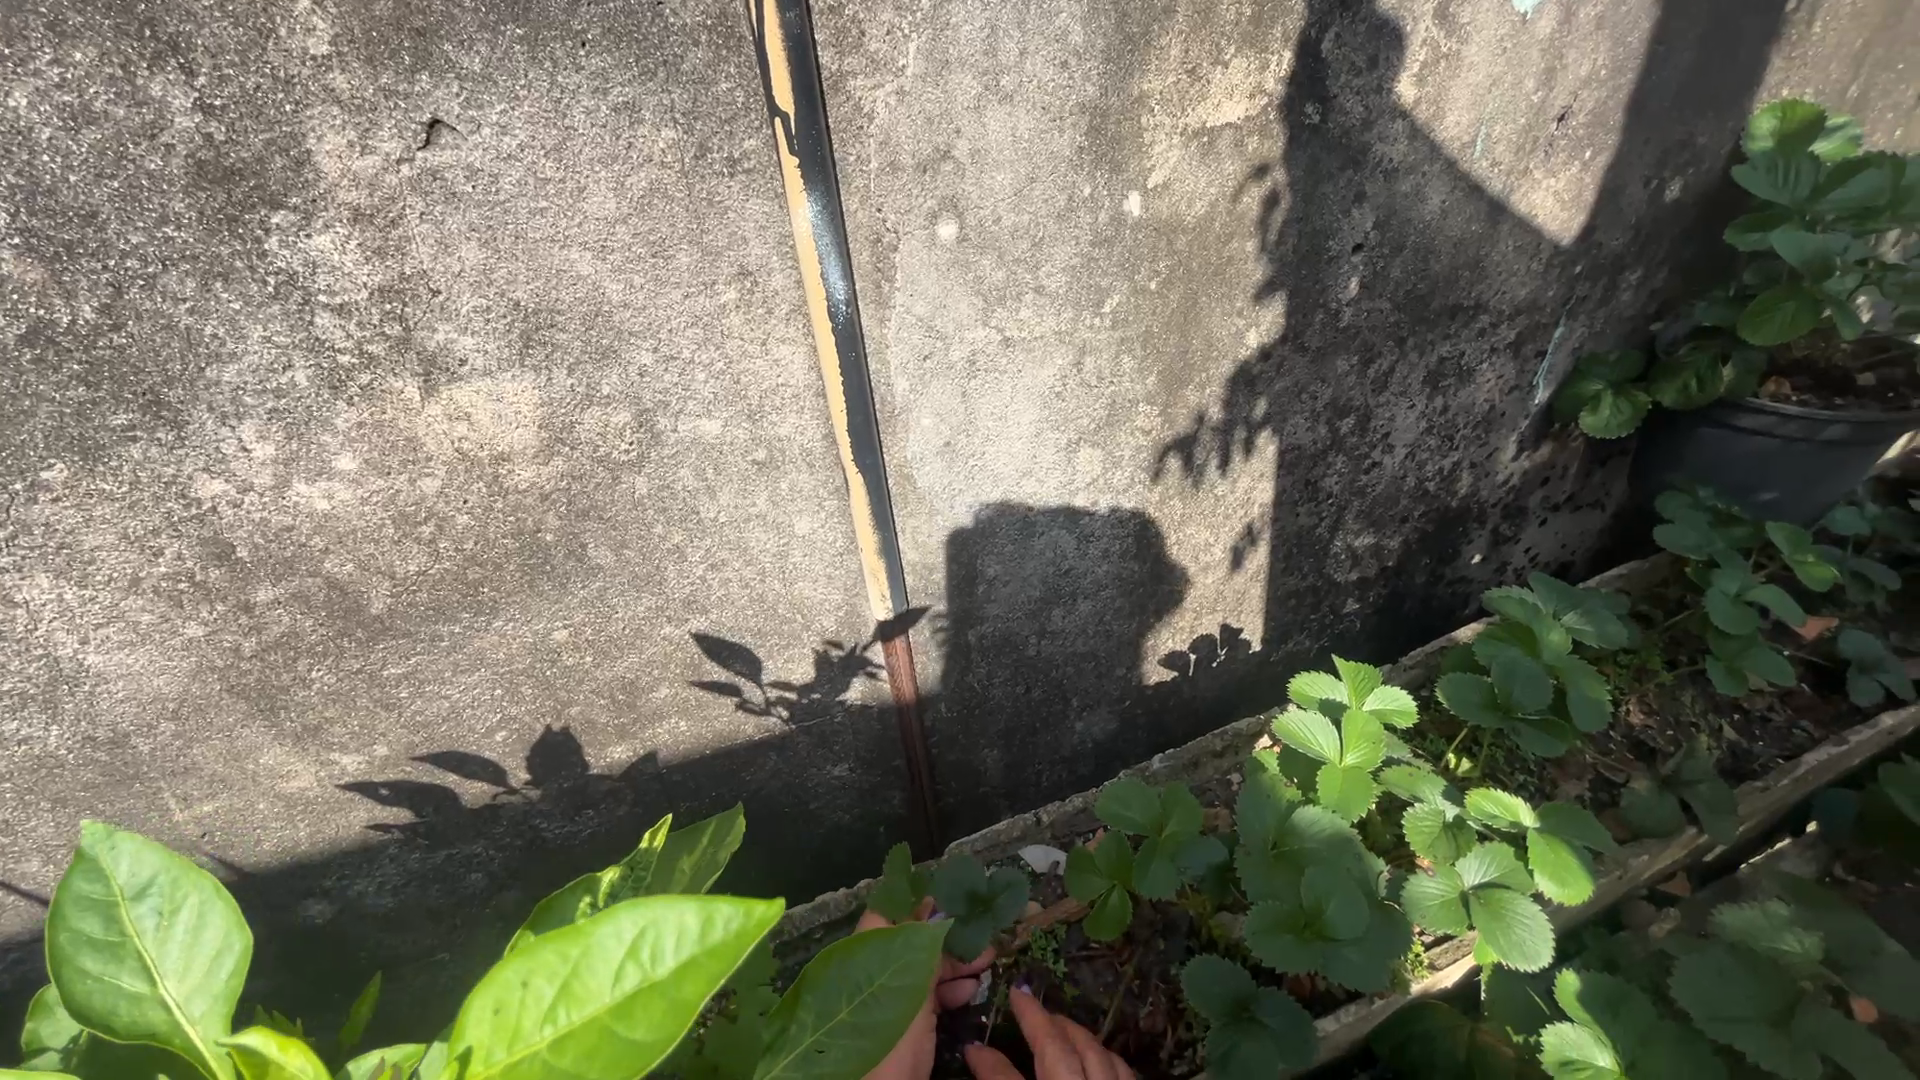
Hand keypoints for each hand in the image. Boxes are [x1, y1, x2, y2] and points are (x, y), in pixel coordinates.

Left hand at [861, 899, 994, 1079]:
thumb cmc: (891, 1036)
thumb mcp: (913, 986)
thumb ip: (925, 946)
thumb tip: (936, 906)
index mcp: (865, 951)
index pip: (888, 910)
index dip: (917, 900)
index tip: (951, 894)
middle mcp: (870, 971)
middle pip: (910, 941)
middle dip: (948, 936)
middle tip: (982, 933)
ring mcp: (884, 1001)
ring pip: (921, 970)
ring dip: (954, 964)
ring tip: (987, 960)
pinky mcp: (899, 1029)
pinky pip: (923, 999)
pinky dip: (946, 992)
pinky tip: (970, 990)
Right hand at [964, 985, 1134, 1079]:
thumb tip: (978, 1055)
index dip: (987, 1061)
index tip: (971, 1045)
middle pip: (1057, 1050)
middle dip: (1040, 1022)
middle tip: (1024, 1001)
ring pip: (1095, 1053)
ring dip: (1074, 1033)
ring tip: (1058, 1022)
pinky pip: (1123, 1071)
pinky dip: (1106, 1057)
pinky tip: (1098, 1054)